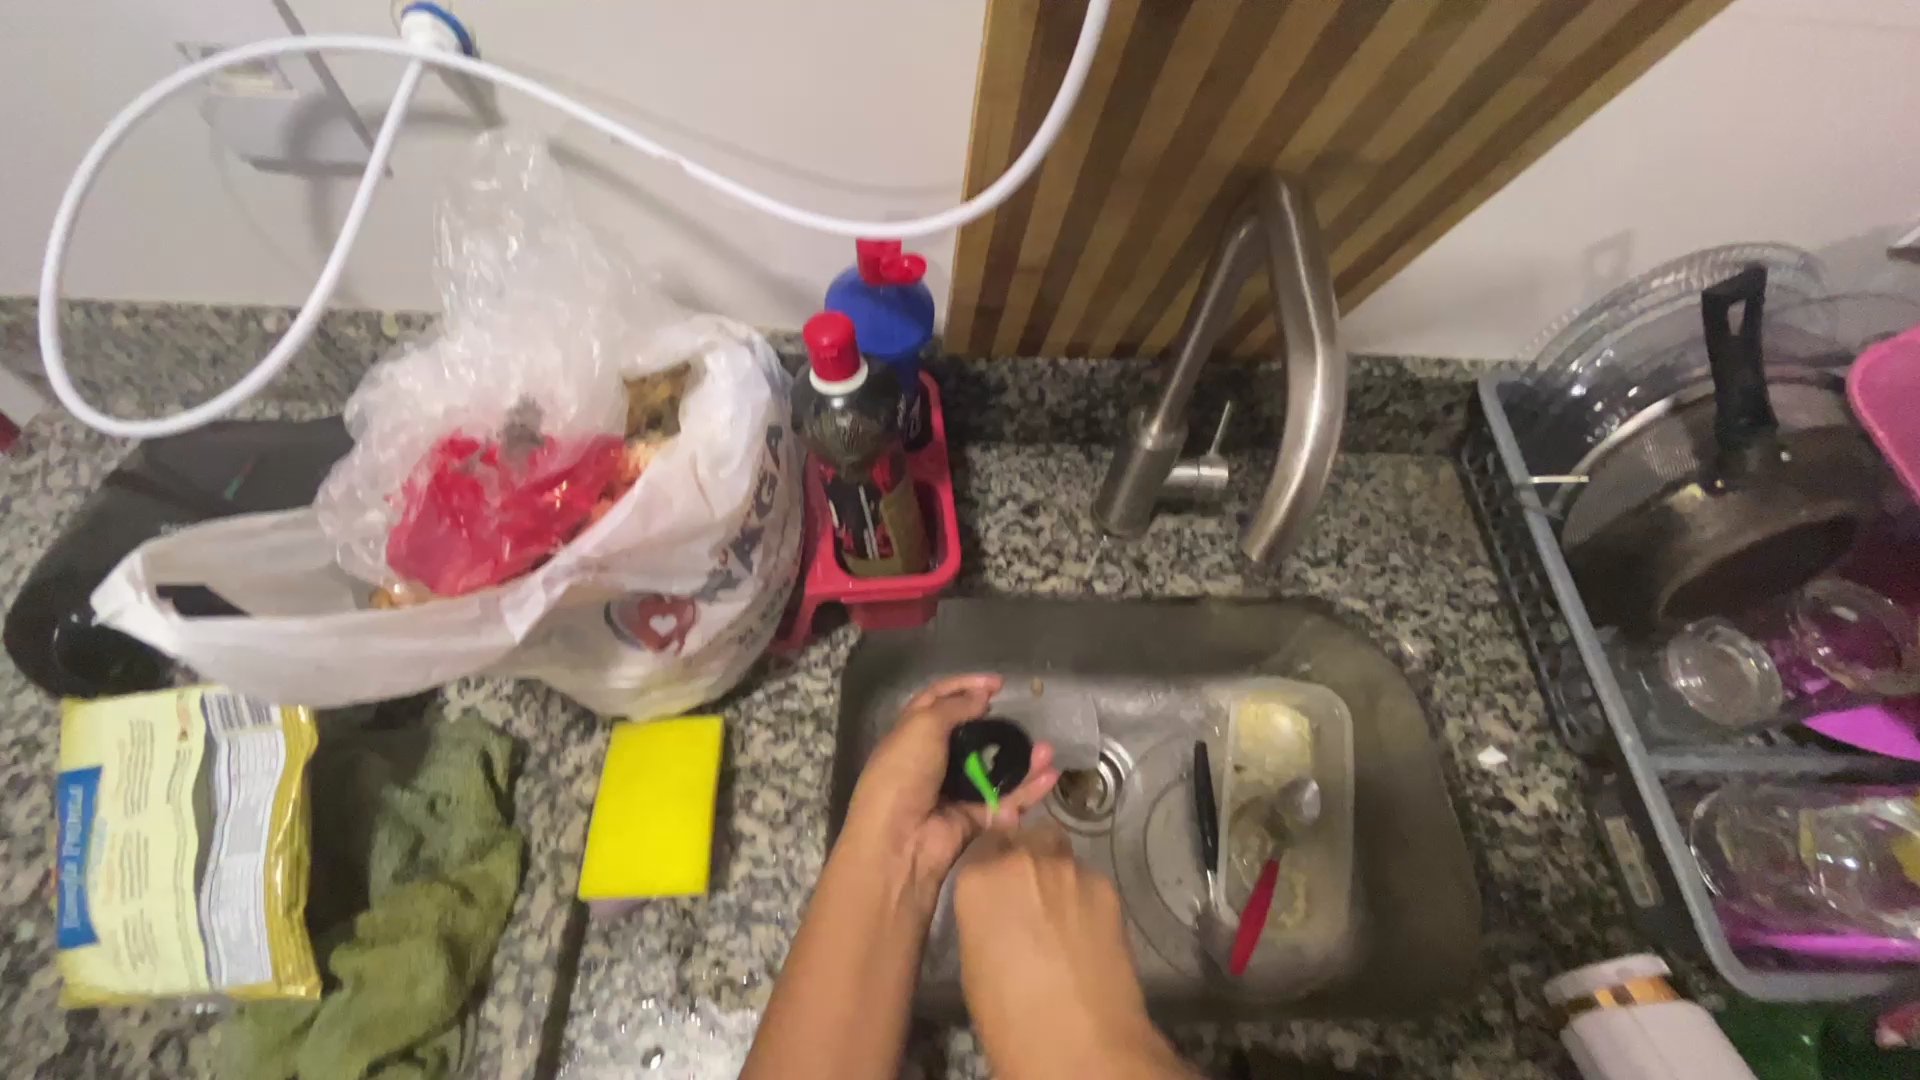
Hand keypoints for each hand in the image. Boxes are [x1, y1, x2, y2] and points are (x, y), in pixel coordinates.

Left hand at [837, 674, 1058, 909]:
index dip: (966, 687)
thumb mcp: (922, 727)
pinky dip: (1026, 791)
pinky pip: (1004, 800)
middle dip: (1001, 729)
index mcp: (912, 733)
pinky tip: (1048, 778)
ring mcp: (954, 790)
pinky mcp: (973, 818)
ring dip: (1023, 761)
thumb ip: (954, 707)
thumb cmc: (904, 773)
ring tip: (1048, 752)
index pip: (940, 700)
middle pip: (973, 736)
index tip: (997, 684)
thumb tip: (981, 696)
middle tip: (1025, 722)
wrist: (899, 841)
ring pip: (995, 769)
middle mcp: (933, 759)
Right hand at [954, 823, 1192, 1079]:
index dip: (989, 861)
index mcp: (978, 877)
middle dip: (1023, 856)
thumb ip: (984, 912)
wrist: (1081, 1045)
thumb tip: (998, 906)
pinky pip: (1087, 877)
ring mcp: (1067, 868)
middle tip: (1028, 894)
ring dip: (1054, 870)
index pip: (981, 842)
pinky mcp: (1106, 885)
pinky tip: (1086, 930)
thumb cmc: (1009, 1018)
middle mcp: (1022, 858)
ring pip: (1058, 850)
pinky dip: (1083, 895)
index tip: (995, 884)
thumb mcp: (974, 959)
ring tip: (1060, 913)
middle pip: (1022, 836)